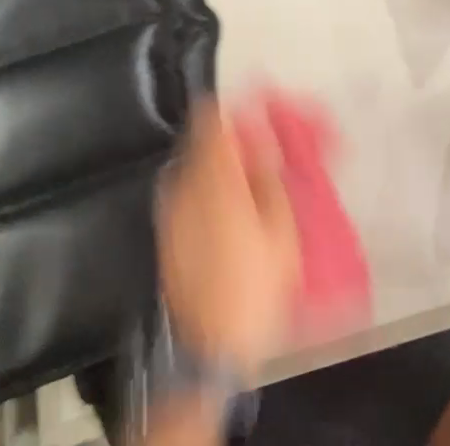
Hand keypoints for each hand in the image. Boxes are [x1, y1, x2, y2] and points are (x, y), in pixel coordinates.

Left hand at [157, 101, 300, 379]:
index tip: (269, 105)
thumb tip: (266, 136)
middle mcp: (183, 186)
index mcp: (213, 179)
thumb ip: (270, 175)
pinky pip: (193, 190)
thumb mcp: (280, 228)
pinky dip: (218, 184)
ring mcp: (171, 210)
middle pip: (208, 138)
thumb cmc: (256, 285)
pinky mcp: (169, 232)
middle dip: (243, 133)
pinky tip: (244, 204)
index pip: (214, 116)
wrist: (211, 347)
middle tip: (277, 142)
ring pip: (200, 164)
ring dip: (231, 159)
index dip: (242, 103)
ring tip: (265, 174)